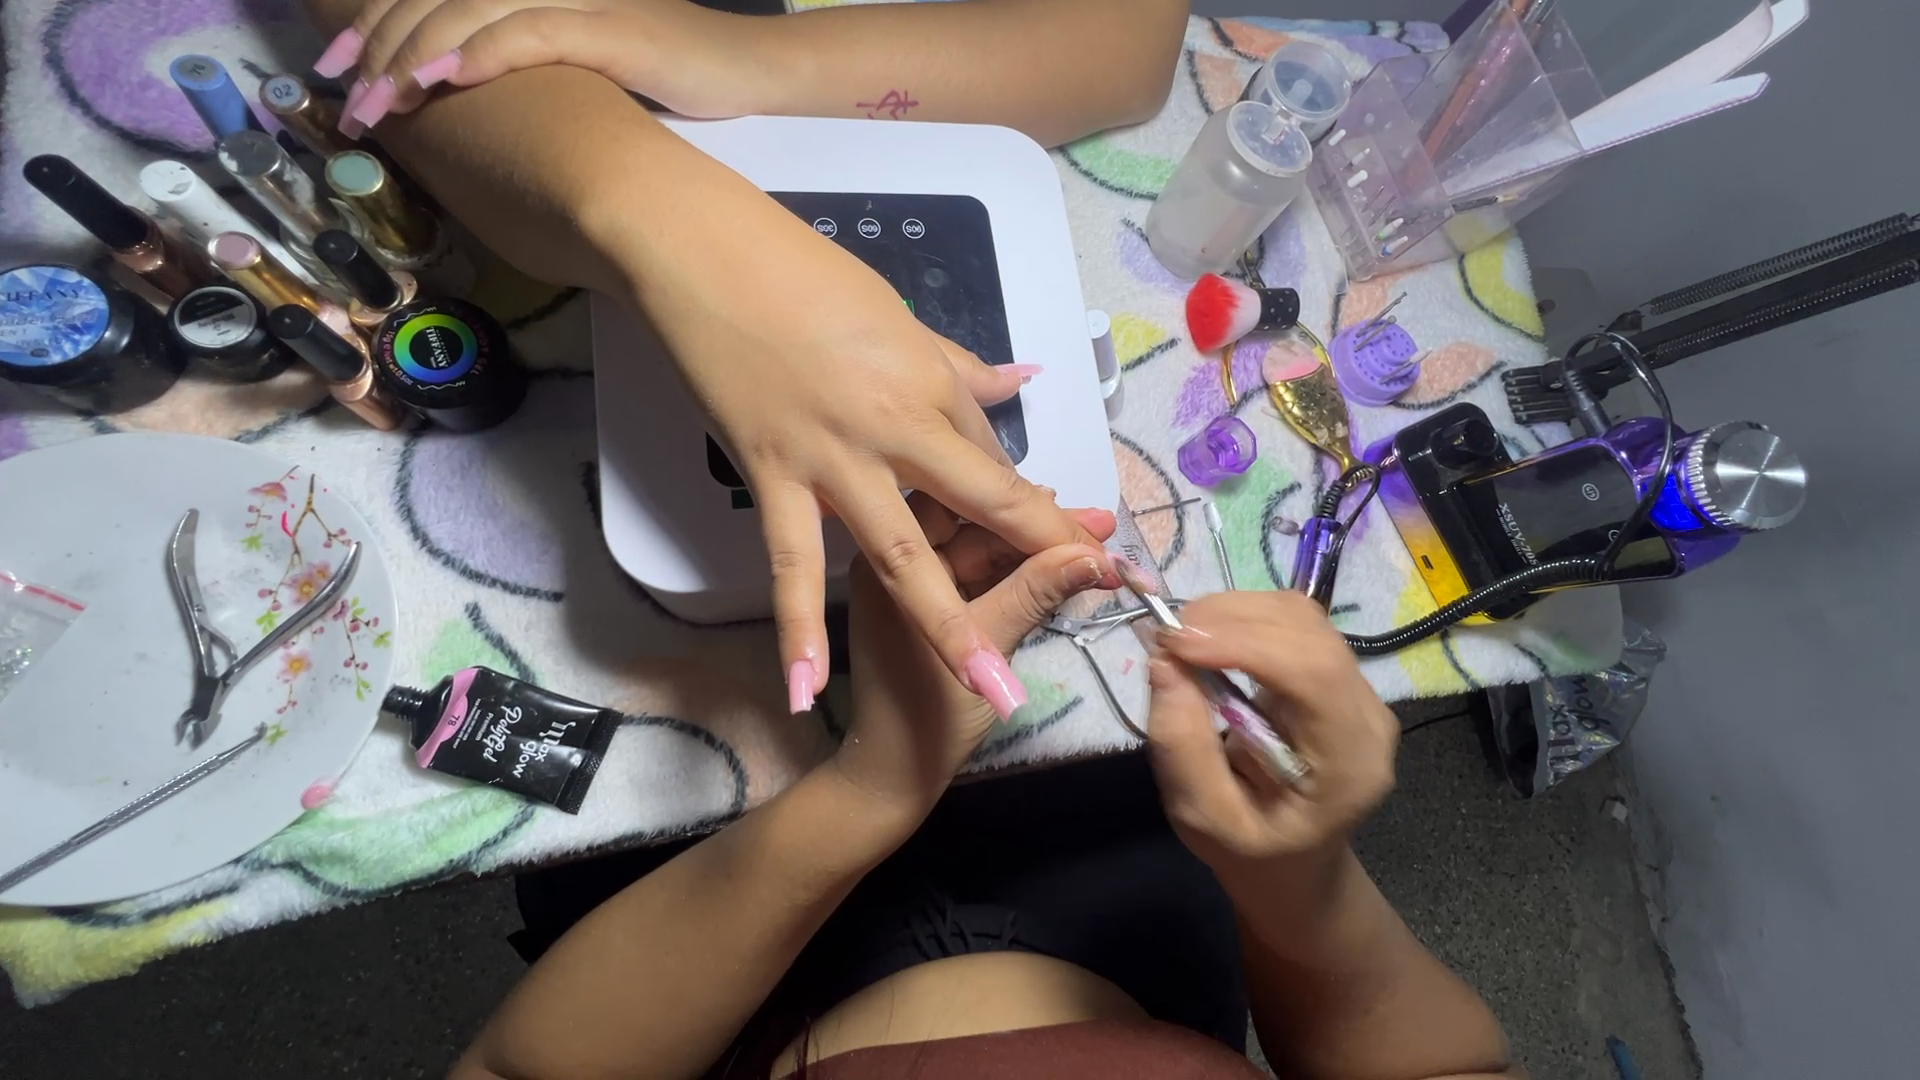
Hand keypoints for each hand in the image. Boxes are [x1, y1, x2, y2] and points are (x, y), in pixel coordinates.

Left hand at [313, 0, 783, 129]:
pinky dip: (481, 54)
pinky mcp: (607, 29)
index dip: (378, 24)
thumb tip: (480, 88)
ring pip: (469, 15)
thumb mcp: (590, 57)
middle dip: (377, 46)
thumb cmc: (674, 70)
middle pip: (437, 0)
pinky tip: (441, 79)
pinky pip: (529, 34)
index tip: (342, 70)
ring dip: (413, 57)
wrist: (744, 67)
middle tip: (340, 95)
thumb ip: (534, 57)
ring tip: (377, 100)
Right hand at [625, 194, 1094, 719]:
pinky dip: (799, 627)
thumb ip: (960, 367)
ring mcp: (834, 463)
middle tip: (1093, 604)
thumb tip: (1018, 381)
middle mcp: (896, 430)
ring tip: (987, 689)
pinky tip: (811, 686)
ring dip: (948, 626)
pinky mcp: (773, 480)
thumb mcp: (901, 319)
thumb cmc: (807, 274)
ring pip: (901, 554)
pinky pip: (790, 563)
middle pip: (981, 504)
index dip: (1042, 508)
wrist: (704, 254)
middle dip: (1040, 558)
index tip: (1087, 544)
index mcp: (932, 385)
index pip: (995, 460)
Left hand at [834, 496, 1117, 816]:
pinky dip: (1025, 573)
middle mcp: (898, 557)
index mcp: (888, 557)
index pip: (960, 509)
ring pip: (988, 551)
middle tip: (1104, 524)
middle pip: (979, 527)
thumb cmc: (929, 712)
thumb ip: (1037, 593)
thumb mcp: (989, 644)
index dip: (1024, 506)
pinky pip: (985, 576)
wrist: (896, 773)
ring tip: (1099, 539)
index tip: (1083, 513)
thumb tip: (1097, 554)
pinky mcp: (940, 604)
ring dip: (1040, 550)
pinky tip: (1067, 564)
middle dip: (1042, 527)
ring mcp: (919, 581)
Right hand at [1145, 592, 1397, 884]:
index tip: (1174, 643)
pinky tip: (1208, 640)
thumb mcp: (1202, 818)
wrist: (1292, 860)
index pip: (1313, 673)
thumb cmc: (1250, 848)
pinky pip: (1292, 622)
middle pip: (1308, 633)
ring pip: (1299, 616)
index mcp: (1349, 763)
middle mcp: (1367, 716)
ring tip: (1181, 640)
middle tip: (1165, 638)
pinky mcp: (1331, 671)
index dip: (1243, 644)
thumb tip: (1164, 663)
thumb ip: (1182, 747)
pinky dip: (1241, 616)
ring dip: (1232, 613)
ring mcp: (1355, 689)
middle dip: (1229, 620)